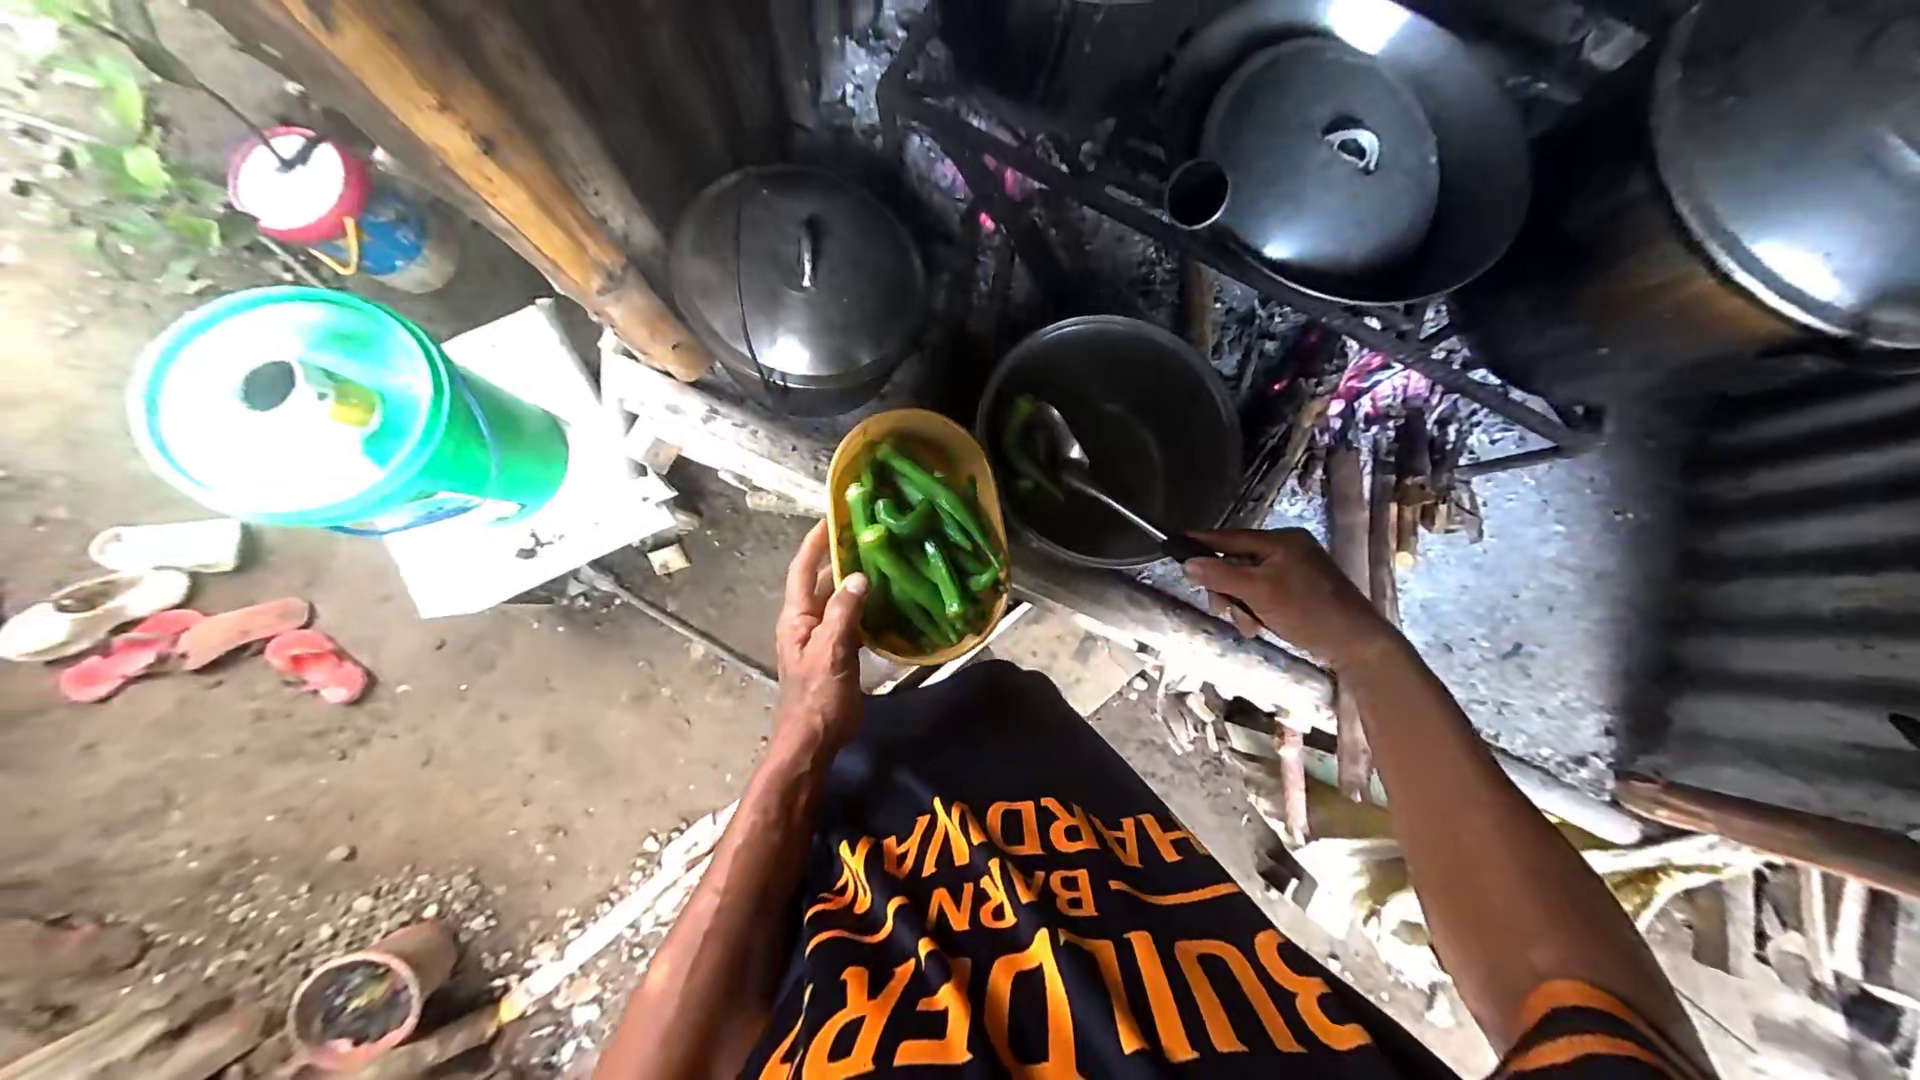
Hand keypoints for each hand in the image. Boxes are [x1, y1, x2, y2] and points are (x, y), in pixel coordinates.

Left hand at [773, 521, 868, 751]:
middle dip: (841, 557)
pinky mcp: (836, 650)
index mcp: (796, 616)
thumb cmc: (817, 697)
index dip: (815, 542)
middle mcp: (805, 620)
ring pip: (838, 599)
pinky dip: (865, 606)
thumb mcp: (831, 652)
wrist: (813, 740)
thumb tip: (859, 577)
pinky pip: (850, 618)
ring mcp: (821, 636)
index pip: (803, 569)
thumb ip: (843, 613)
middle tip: (869, 536)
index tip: (832, 517)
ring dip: (855, 581)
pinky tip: (886, 601)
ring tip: (882, 561)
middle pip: (822, 580)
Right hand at [1184, 528, 1396, 669]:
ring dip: (1241, 606)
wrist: (1357, 643)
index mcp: (1282, 541)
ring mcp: (1295, 572)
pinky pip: (1263, 596)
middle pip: (1237, 564)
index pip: (1231, 537)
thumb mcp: (1259, 592)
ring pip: (1247, 584)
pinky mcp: (1299, 593)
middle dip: (1226, 589)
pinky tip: (1260, 627)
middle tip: (1222, 609)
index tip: (1176, 542)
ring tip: (1249, 625)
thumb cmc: (1309, 610)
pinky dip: (1256, 611)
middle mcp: (1288, 551)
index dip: (1203, 541)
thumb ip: (1221, 575)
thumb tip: (1188, 564)